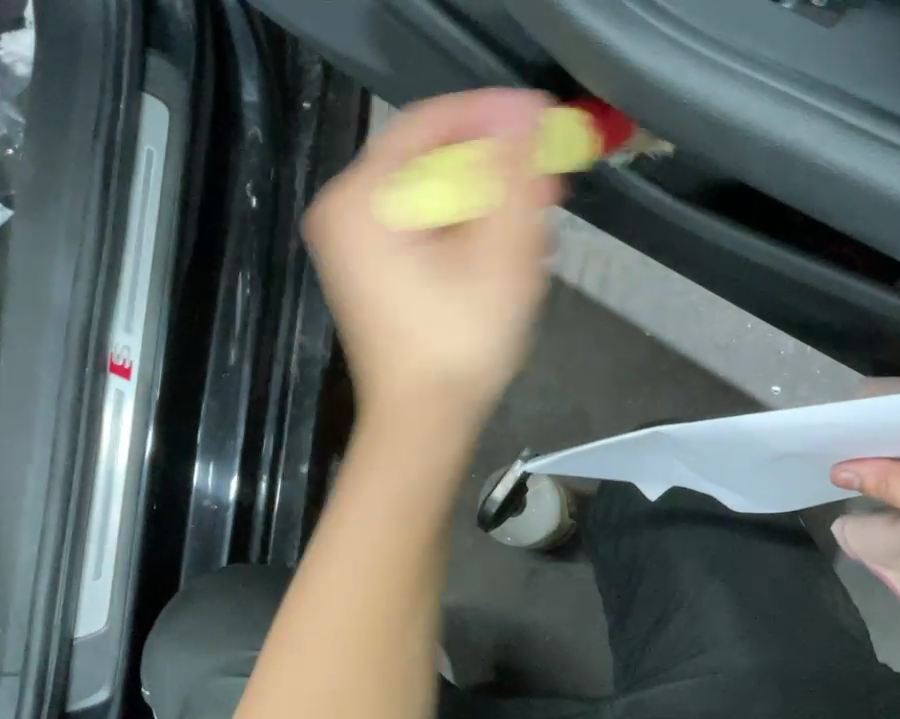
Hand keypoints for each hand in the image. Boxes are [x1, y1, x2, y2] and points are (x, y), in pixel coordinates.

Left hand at [302, 89, 561, 420]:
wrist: (424, 426)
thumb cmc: (459, 349)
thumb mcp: (500, 260)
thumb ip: (517, 180)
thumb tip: (531, 112)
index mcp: (363, 200)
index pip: (429, 124)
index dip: (492, 117)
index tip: (546, 121)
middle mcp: (350, 211)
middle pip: (435, 162)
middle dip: (499, 173)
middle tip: (549, 188)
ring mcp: (361, 244)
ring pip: (439, 198)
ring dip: (493, 208)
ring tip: (537, 235)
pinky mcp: (379, 271)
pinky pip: (432, 230)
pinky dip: (473, 235)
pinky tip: (510, 259)